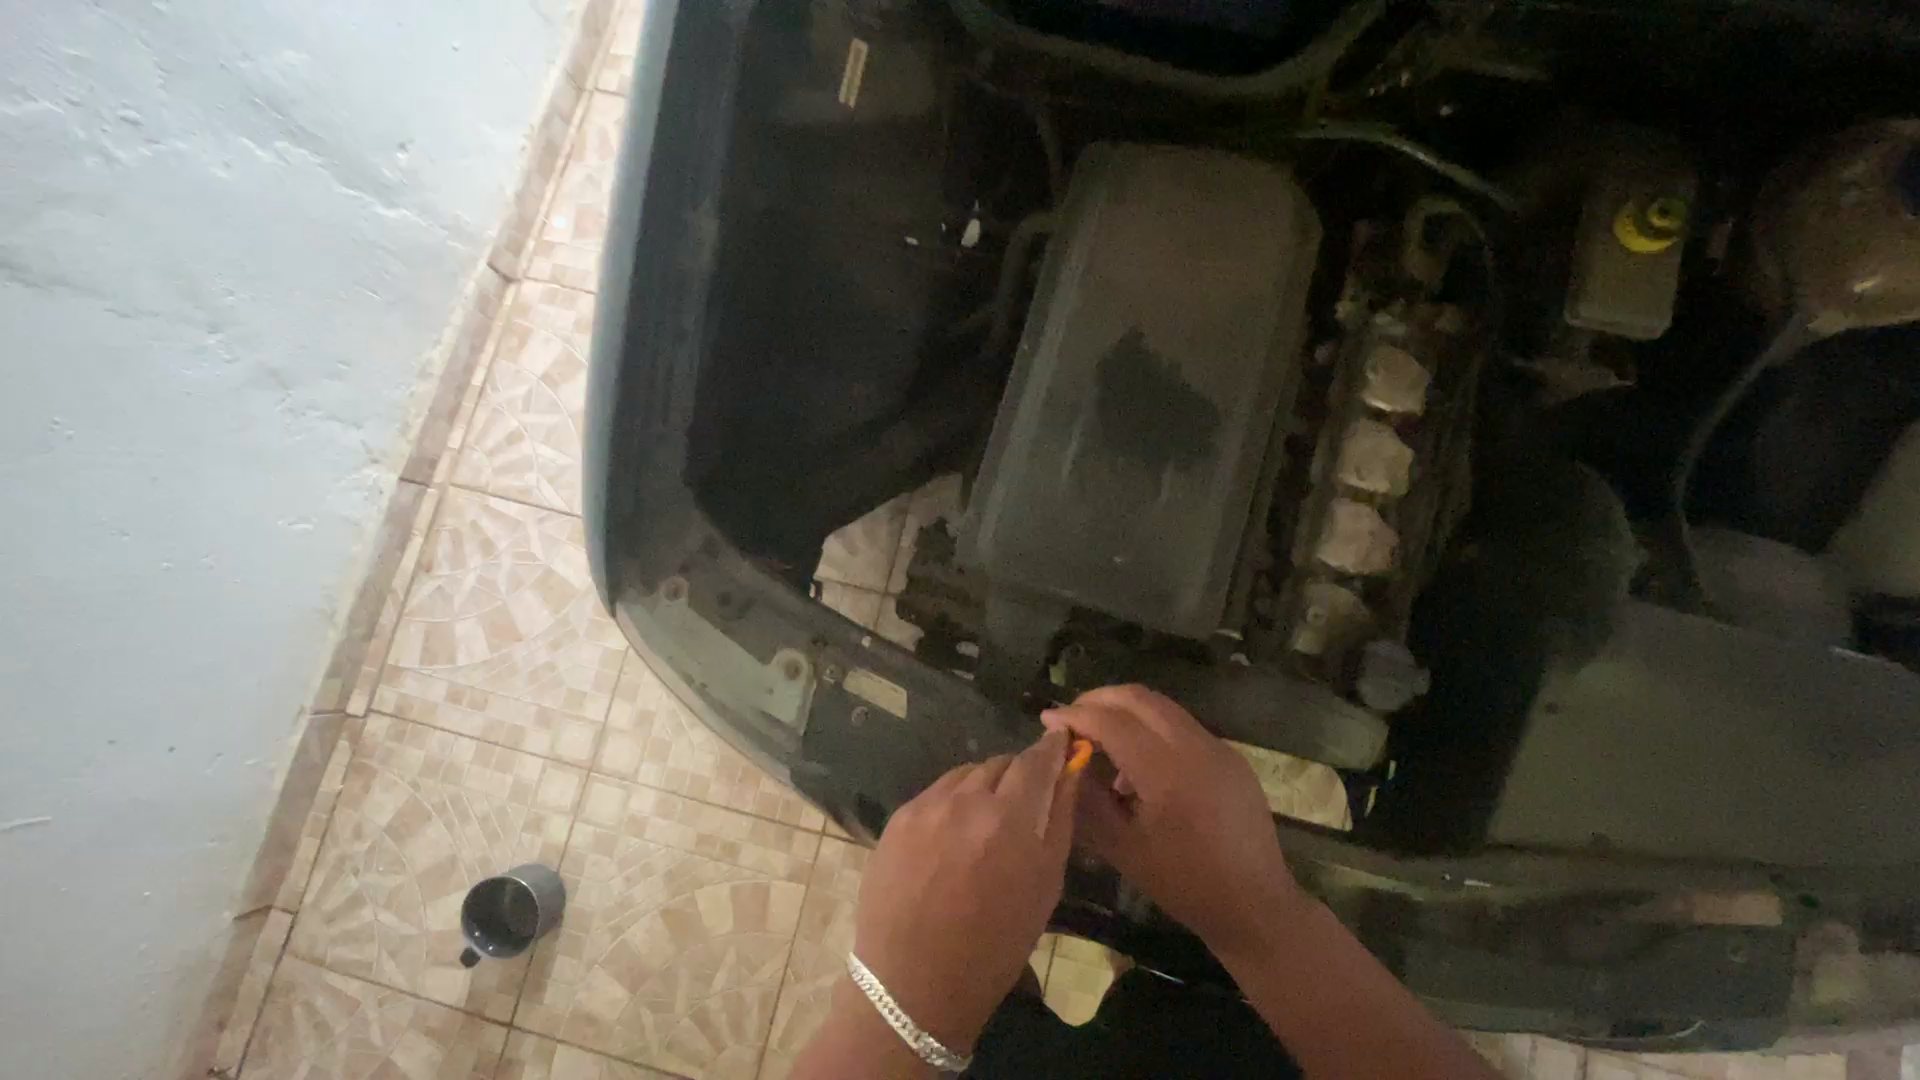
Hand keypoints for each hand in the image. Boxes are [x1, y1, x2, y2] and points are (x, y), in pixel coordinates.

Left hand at [852, 730, 1079, 1052]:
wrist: (913, 985)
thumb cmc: (994, 946)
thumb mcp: (1044, 886)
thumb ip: (1060, 820)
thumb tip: (1070, 770)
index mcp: (1010, 819)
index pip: (1037, 760)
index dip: (1052, 749)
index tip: (1061, 744)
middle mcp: (966, 800)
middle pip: (1001, 764)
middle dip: (1018, 775)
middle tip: (1023, 803)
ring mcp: (926, 806)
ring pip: (966, 774)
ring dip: (983, 787)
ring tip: (985, 823)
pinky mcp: (898, 818)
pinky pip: (936, 793)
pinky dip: (952, 803)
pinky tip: (952, 836)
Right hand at [1042, 684, 1309, 958]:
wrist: (1256, 906)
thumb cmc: (1183, 884)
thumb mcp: (1123, 848)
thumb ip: (1088, 800)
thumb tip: (1064, 761)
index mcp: (1167, 772)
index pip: (1112, 722)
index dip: (1075, 715)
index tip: (1047, 720)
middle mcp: (1196, 747)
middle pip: (1138, 698)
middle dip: (1097, 700)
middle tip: (1070, 720)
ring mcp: (1218, 748)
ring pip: (1161, 708)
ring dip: (1124, 713)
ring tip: (1099, 742)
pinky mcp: (1229, 756)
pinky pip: (1180, 727)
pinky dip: (1150, 729)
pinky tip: (1137, 766)